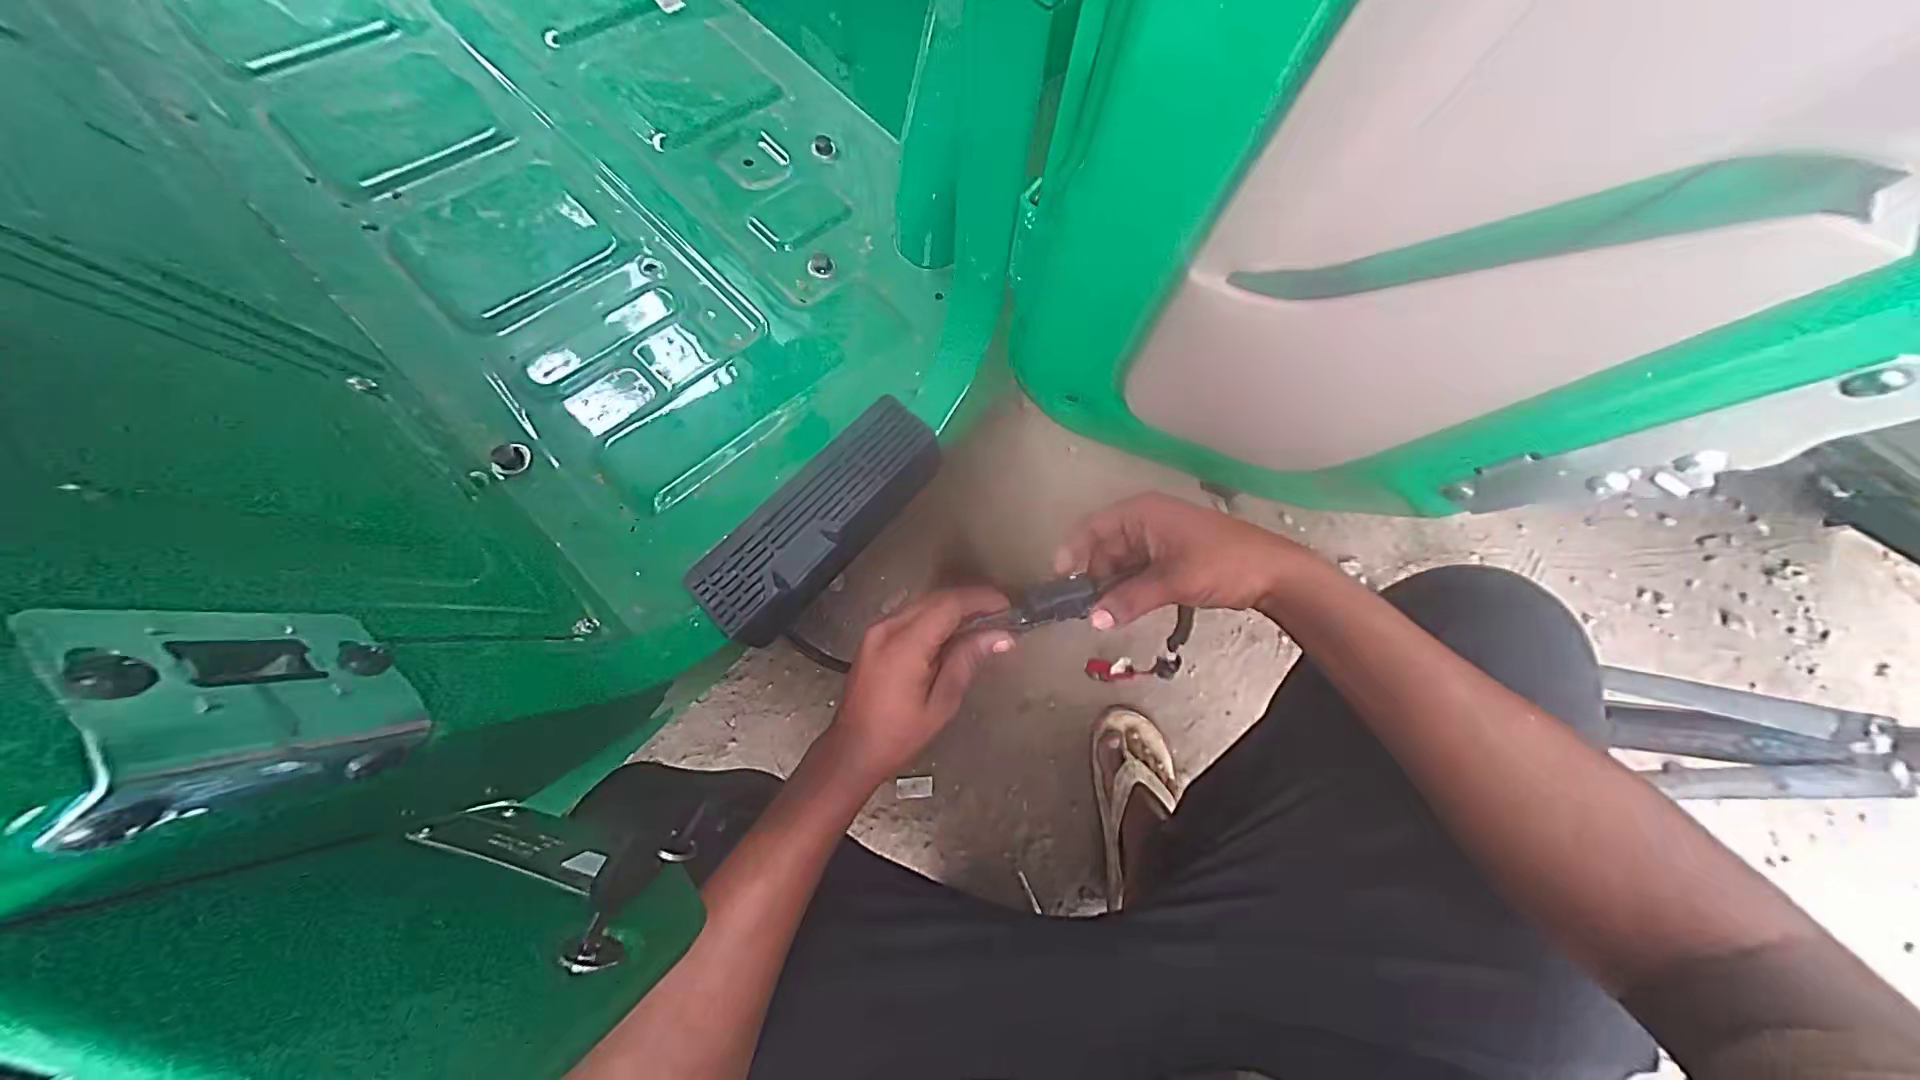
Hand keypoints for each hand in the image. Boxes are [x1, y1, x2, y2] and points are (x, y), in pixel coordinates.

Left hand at [819, 587, 1014, 785]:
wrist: (852, 749)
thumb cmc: (898, 735)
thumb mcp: (941, 703)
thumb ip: (968, 662)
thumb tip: (1000, 637)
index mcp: (904, 646)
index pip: (948, 606)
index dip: (980, 600)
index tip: (1006, 606)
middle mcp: (887, 629)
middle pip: (935, 599)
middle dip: (970, 601)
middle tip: (999, 615)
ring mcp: (876, 631)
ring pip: (922, 604)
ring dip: (953, 607)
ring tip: (982, 622)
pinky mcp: (873, 637)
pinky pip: (910, 615)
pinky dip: (934, 617)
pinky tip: (953, 632)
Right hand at [1055, 492, 1312, 627]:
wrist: (1275, 573)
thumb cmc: (1224, 563)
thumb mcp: (1173, 582)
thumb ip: (1129, 600)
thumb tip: (1093, 619)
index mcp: (1142, 512)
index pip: (1092, 527)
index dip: (1071, 551)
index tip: (1060, 580)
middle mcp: (1144, 521)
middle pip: (1102, 547)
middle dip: (1092, 576)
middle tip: (1085, 607)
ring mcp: (1157, 538)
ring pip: (1118, 562)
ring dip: (1110, 586)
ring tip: (1104, 612)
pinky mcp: (1168, 556)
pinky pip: (1135, 571)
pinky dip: (1127, 588)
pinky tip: (1124, 607)